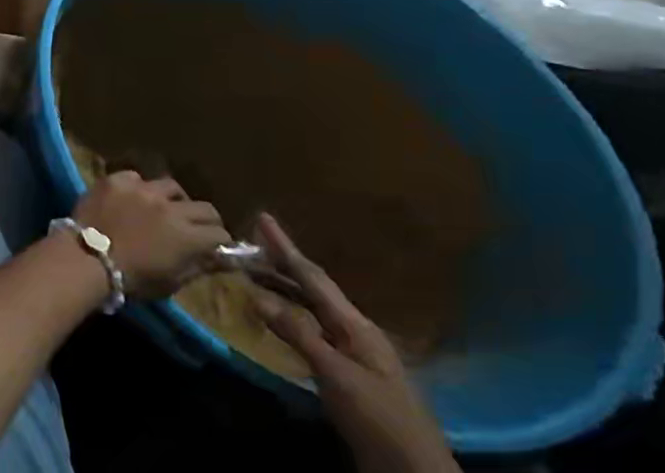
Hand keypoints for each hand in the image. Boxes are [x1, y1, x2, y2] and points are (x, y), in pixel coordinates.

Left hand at [71, 171, 230, 299]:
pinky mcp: (116, 180)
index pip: (219, 233)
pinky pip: (135, 177)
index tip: (212, 245)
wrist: (86, 257)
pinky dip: (137, 187)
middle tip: (193, 226)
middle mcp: (170, 207)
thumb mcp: (170, 282)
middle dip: (204, 218)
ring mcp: (142, 189)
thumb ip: (196, 267)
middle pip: (203, 206)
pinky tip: (130, 197)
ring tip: (162, 207)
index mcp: (188, 236)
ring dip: (171, 198)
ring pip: (170, 185)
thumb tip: (216, 259)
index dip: (218, 241)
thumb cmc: (131, 279)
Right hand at [247, 215, 458, 472]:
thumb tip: (256, 295)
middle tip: (250, 241)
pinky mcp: (346, 372)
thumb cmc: (378, 417)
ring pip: (311, 308)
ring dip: (283, 287)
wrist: (413, 470)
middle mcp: (354, 331)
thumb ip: (298, 334)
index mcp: (355, 325)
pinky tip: (276, 316)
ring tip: (254, 272)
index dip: (286, 247)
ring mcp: (352, 353)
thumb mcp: (336, 375)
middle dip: (282, 263)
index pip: (313, 277)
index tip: (263, 217)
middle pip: (313, 288)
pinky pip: (311, 330)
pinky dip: (289, 315)